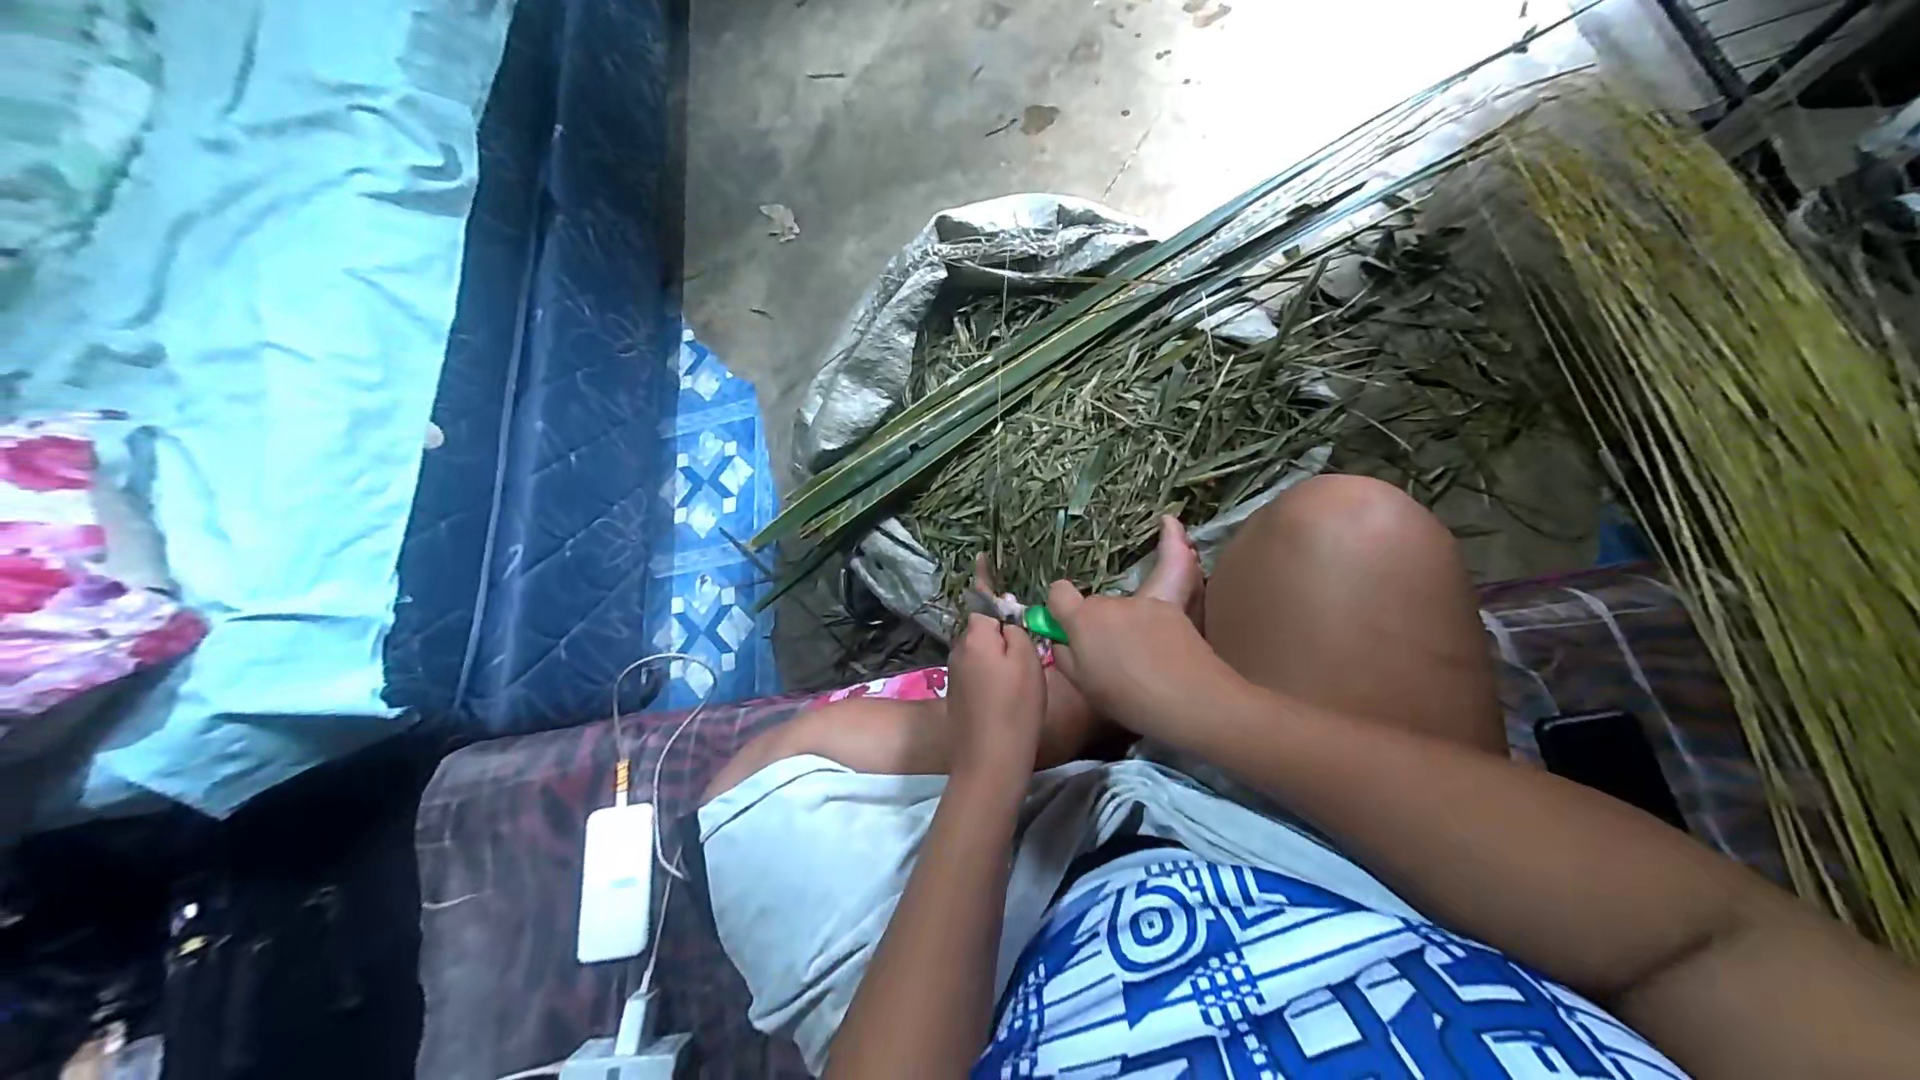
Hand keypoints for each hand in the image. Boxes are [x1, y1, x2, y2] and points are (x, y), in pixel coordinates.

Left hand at [946, 614, 1046, 782]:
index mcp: (974, 637)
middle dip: (1000, 636)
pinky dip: (989, 676)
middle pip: (981, 630)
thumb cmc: (1016, 705)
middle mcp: (958, 650)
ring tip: (1020, 678)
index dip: (1003, 608)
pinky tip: (1005, 694)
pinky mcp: (956, 694)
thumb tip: (1006, 620)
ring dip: (995, 657)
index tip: (1019, 617)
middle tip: (1027, 653)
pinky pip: (975, 672)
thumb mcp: (1027, 659)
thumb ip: (1015, 631)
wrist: (991, 758)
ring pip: (979, 652)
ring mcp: (954, 673)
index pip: (985, 606)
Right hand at [1046, 581, 1240, 736]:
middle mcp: (1109, 603)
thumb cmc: (1126, 698)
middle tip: (1110, 656)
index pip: (1058, 591)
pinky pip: (1150, 613)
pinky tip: (1162, 654)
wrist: (1188, 698)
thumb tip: (1063, 640)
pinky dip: (1151, 628)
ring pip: (1124, 609)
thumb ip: (1065, 655)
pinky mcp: (1170, 608)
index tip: (1067, 626)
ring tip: (1142, 659)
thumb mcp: (1082, 685)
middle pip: (1095, 605)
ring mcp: (1142, 603)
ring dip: (1126, 626)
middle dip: (1098, 624)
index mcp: (1082, 619)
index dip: (1060, 605)